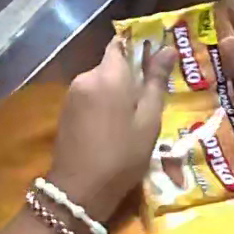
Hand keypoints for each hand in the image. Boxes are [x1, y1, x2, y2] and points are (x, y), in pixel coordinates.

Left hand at [48, 37, 176, 222]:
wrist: (79, 189)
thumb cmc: (123, 155)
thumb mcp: (149, 120)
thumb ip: (156, 81)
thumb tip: (168, 48)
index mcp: (109, 75)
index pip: (121, 44)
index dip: (138, 48)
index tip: (154, 61)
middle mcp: (87, 76)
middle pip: (111, 64)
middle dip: (129, 75)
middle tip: (150, 97)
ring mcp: (72, 93)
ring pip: (100, 81)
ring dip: (115, 91)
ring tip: (134, 116)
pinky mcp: (65, 109)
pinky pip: (89, 95)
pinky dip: (102, 103)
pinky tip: (114, 125)